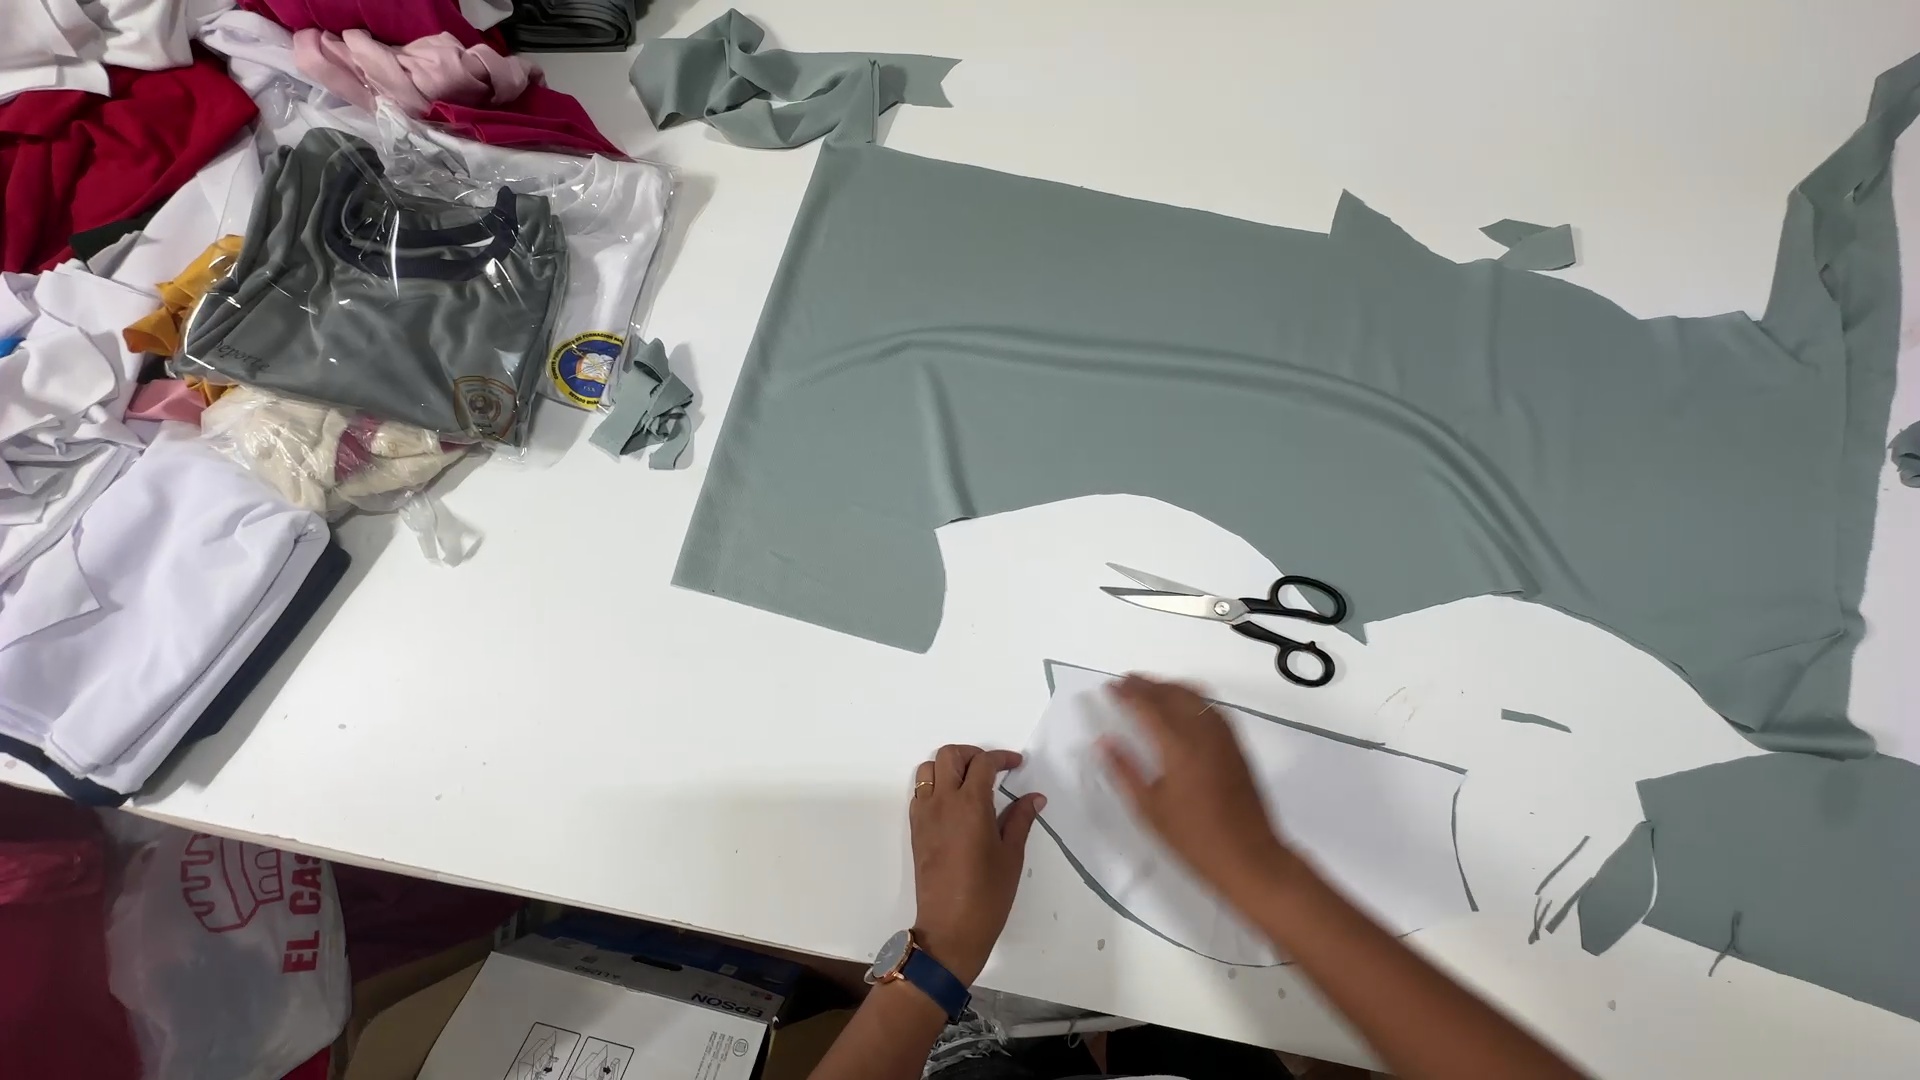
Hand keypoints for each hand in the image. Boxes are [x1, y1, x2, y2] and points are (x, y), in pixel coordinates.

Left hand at [908, 744, 1045, 983]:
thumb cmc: (987, 894)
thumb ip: (1020, 819)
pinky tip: (954, 804)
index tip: (1017, 764)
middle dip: (972, 754)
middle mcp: (942, 801)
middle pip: (949, 755)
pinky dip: (935, 786)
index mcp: (970, 803)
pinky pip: (920, 792)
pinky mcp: (916, 828)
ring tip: (970, 783)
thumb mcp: (1011, 855)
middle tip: (992, 770)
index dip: (1002, 757)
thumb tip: (1034, 797)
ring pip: (928, 769)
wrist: (950, 929)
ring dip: (949, 767)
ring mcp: (924, 814)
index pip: (983, 763)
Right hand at [1099, 675, 1300, 901]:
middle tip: (1125, 681)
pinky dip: (1191, 695)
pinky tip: (1183, 702)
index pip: (1148, 707)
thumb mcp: (1149, 809)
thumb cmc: (1194, 838)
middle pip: (1171, 694)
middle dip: (1146, 684)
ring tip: (1149, 686)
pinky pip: (1211, 706)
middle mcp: (1203, 733)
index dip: (1127, 694)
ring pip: (1194, 696)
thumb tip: (1104, 742)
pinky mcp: (1236, 744)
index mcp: (1178, 747)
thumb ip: (1125, 770)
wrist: (1250, 856)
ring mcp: (1224, 736)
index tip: (1110, 688)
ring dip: (1169, 686)